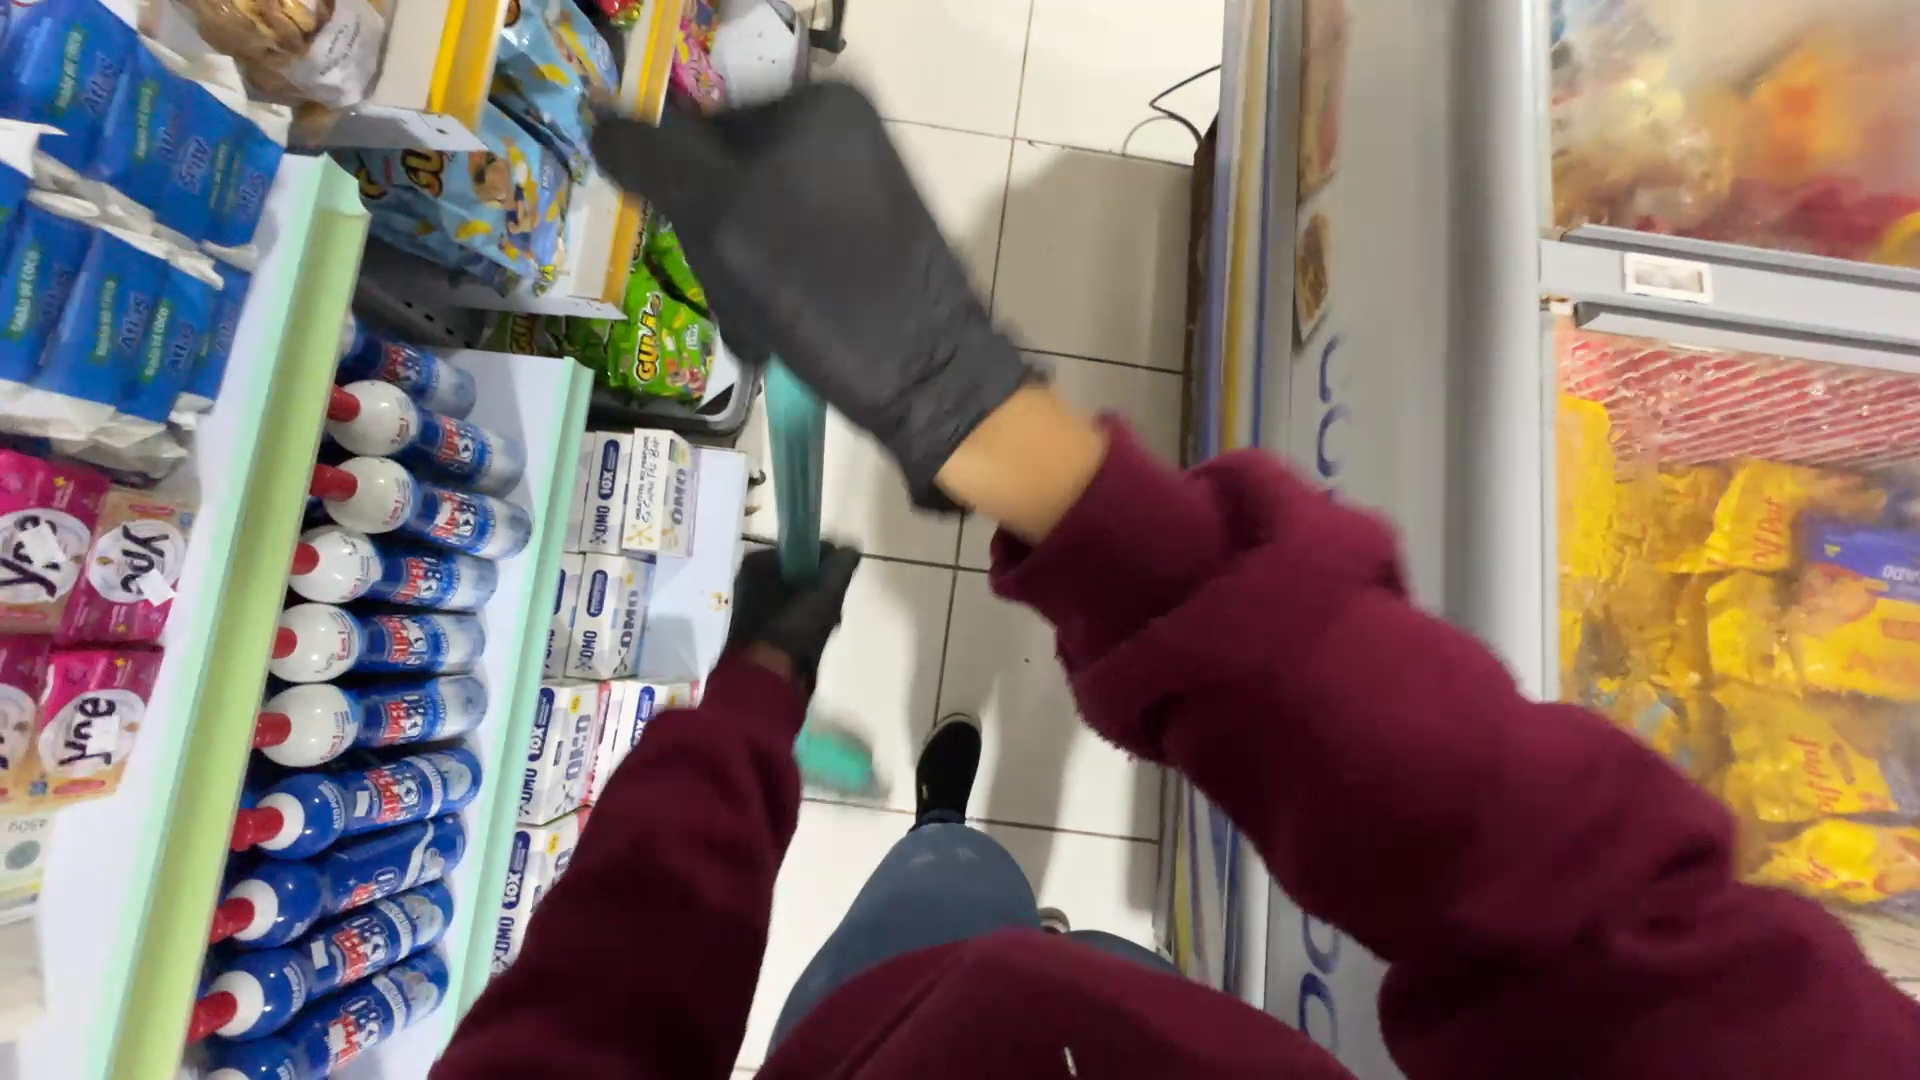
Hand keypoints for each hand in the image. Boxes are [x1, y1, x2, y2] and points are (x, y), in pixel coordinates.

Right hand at [592, 85, 1037, 506]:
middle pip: (729, 183)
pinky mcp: (870, 251)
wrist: (927, 381)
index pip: (702, 128)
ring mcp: (861, 198)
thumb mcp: (725, 221)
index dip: (681, 193)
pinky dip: (774, 299)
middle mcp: (846, 141)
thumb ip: (656, 162)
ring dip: (740, 285)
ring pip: (755, 231)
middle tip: (735, 298)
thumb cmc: (828, 296)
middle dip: (718, 247)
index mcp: (819, 106)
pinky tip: (780, 336)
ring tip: (761, 328)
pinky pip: (792, 261)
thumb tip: (599, 121)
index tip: (691, 245)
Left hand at [725, 543, 861, 688]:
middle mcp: (750, 581)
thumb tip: (851, 548)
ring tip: (830, 626)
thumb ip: (842, 564)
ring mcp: (753, 608)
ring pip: (800, 598)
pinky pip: (793, 618)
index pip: (803, 548)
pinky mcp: (759, 632)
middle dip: (825, 590)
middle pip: (803, 574)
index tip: (840, 582)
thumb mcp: (826, 590)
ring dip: (820, 610)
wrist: (766, 680)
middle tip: (836, 608)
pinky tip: (820, 638)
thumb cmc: (794, 628)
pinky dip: (808, 625)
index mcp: (757, 563)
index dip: (828, 563)